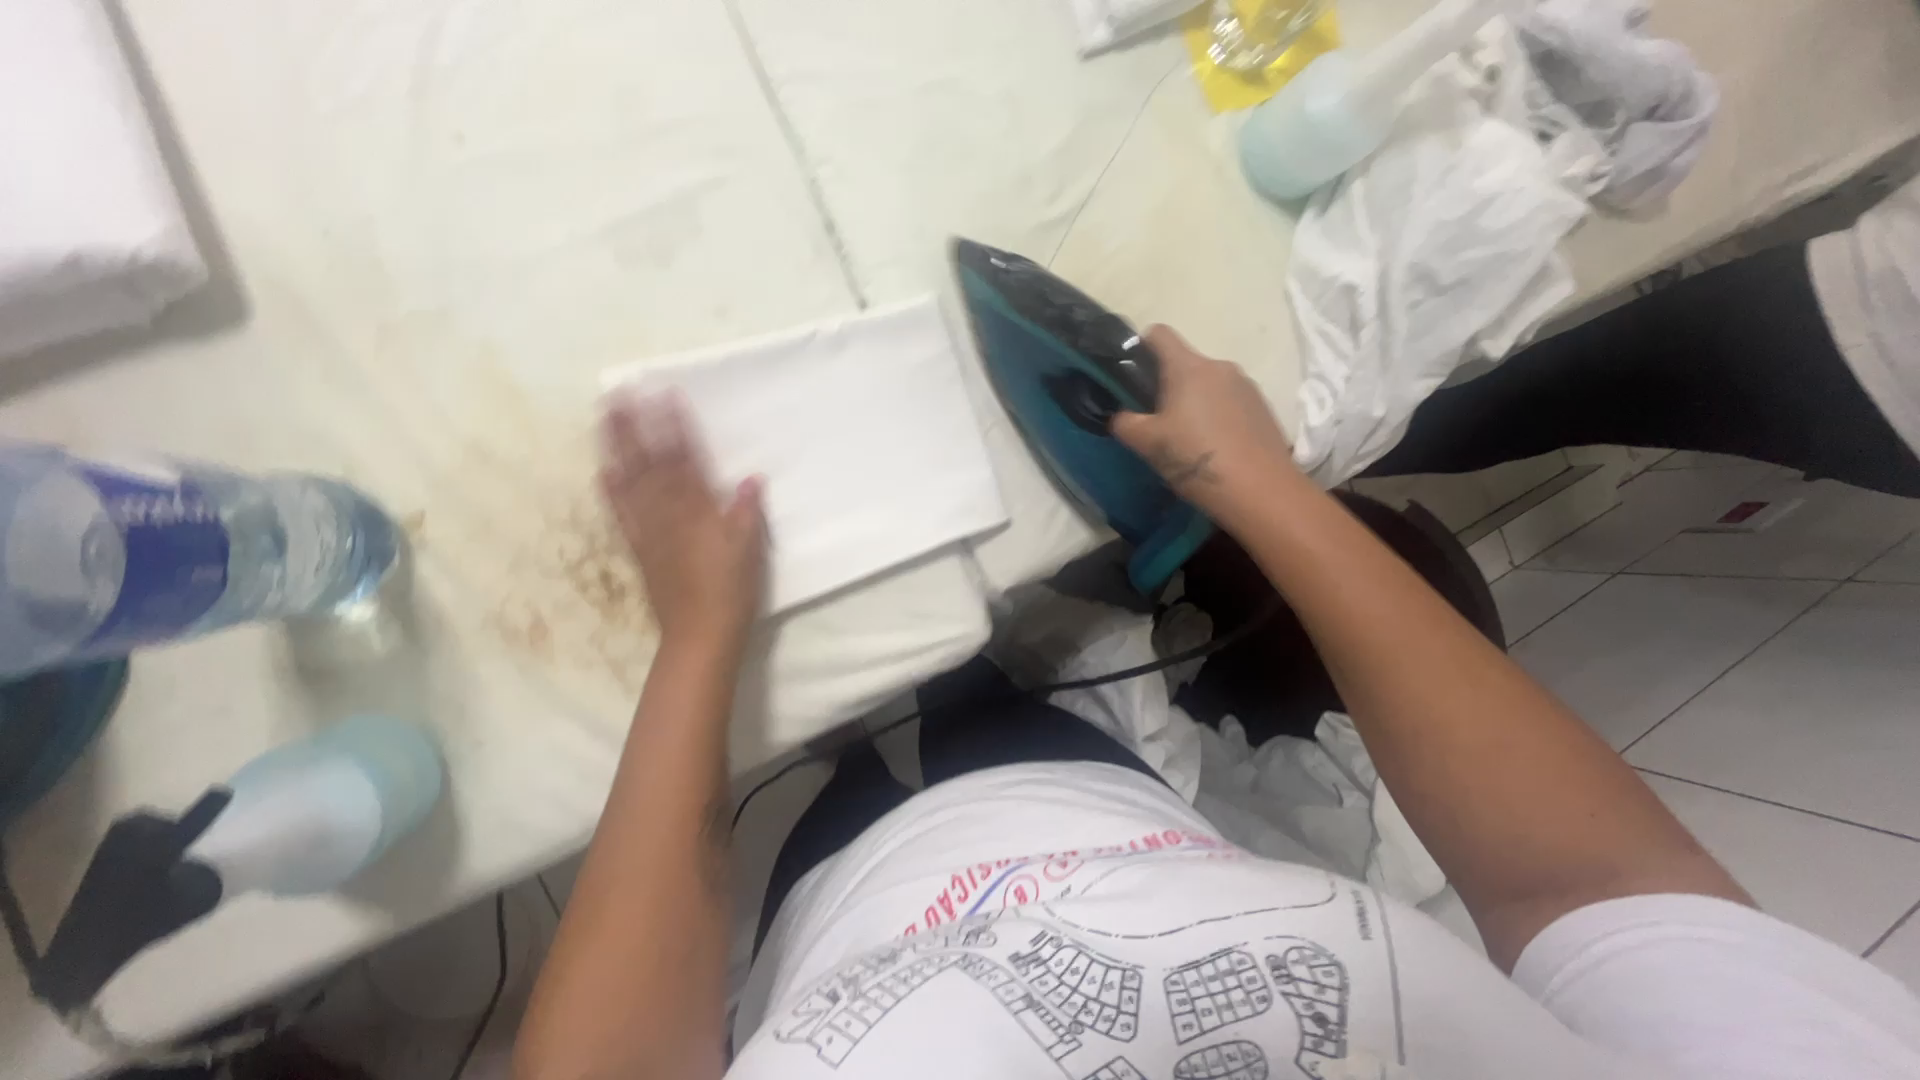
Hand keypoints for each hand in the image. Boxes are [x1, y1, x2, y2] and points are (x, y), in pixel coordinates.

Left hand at [600, 392, 767, 654]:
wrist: (699, 635)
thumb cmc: (731, 592)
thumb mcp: (749, 550)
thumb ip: (745, 512)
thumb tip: (749, 479)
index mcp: (697, 511)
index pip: (685, 459)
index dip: (675, 425)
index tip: (665, 394)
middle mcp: (668, 514)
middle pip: (649, 462)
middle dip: (634, 426)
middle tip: (618, 393)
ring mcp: (649, 530)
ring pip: (630, 480)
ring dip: (616, 448)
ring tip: (605, 419)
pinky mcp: (639, 549)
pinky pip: (622, 514)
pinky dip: (612, 492)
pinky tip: (604, 473)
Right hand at [1111, 326, 1301, 527]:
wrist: (1260, 490)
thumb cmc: (1196, 458)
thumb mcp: (1147, 443)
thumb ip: (1124, 423)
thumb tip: (1120, 415)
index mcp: (1188, 366)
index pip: (1158, 333)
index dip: (1138, 347)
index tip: (1131, 377)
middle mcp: (1220, 366)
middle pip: (1184, 363)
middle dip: (1165, 385)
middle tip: (1156, 422)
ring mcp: (1246, 385)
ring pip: (1208, 384)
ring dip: (1193, 402)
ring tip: (1188, 439)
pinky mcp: (1262, 407)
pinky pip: (1229, 401)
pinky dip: (1217, 416)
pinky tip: (1215, 447)